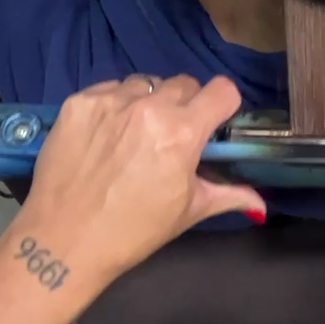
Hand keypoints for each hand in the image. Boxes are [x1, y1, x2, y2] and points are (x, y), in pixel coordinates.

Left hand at [10, 75, 266, 289]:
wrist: (63, 241)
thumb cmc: (132, 232)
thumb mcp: (187, 212)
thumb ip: (228, 195)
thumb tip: (260, 203)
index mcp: (182, 132)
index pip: (222, 90)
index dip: (223, 105)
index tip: (213, 121)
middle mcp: (148, 107)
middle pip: (183, 83)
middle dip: (185, 104)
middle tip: (172, 134)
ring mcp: (110, 101)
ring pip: (145, 82)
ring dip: (148, 101)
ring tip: (135, 133)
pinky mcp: (79, 102)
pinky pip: (109, 88)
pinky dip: (114, 105)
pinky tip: (106, 133)